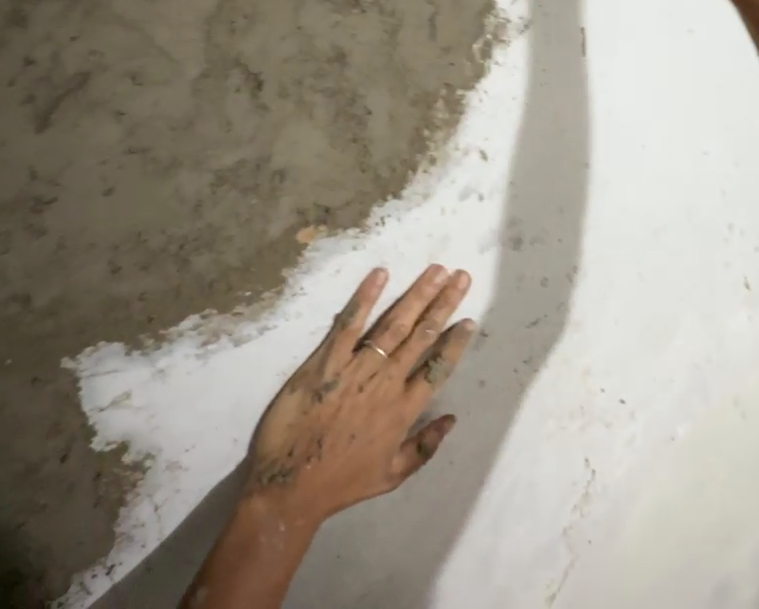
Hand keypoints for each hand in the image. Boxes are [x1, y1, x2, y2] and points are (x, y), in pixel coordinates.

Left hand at [241, 265, 475, 527]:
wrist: (289, 488)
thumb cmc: (340, 484)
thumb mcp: (391, 476)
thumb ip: (424, 447)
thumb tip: (453, 419)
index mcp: (404, 411)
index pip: (437, 368)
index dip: (455, 343)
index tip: (469, 320)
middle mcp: (386, 383)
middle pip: (422, 335)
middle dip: (444, 304)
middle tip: (461, 277)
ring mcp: (356, 368)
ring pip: (394, 324)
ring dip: (417, 294)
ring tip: (436, 270)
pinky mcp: (326, 361)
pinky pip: (349, 324)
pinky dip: (366, 297)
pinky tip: (381, 274)